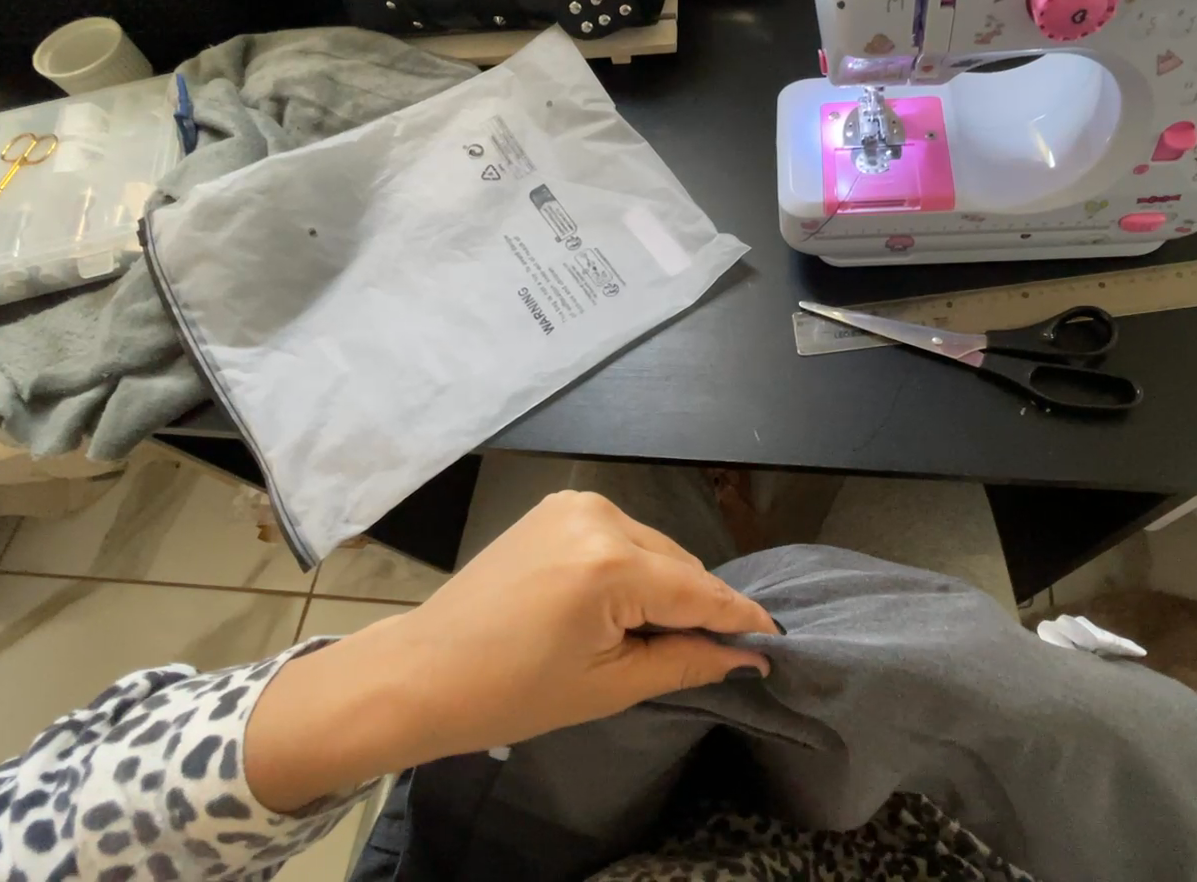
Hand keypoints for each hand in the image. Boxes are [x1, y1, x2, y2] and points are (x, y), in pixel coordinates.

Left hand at [246, 491, 776, 810]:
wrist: (421, 671)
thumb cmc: (511, 693)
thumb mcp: (609, 686)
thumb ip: (687, 660)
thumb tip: (748, 656)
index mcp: (610, 565)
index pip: (698, 590)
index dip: (739, 618)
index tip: (775, 640)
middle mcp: (599, 516)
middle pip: (680, 563)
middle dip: (698, 605)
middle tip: (710, 650)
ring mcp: (576, 504)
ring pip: (654, 547)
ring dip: (667, 584)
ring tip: (655, 630)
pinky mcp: (559, 505)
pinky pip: (623, 535)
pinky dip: (636, 566)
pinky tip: (623, 600)